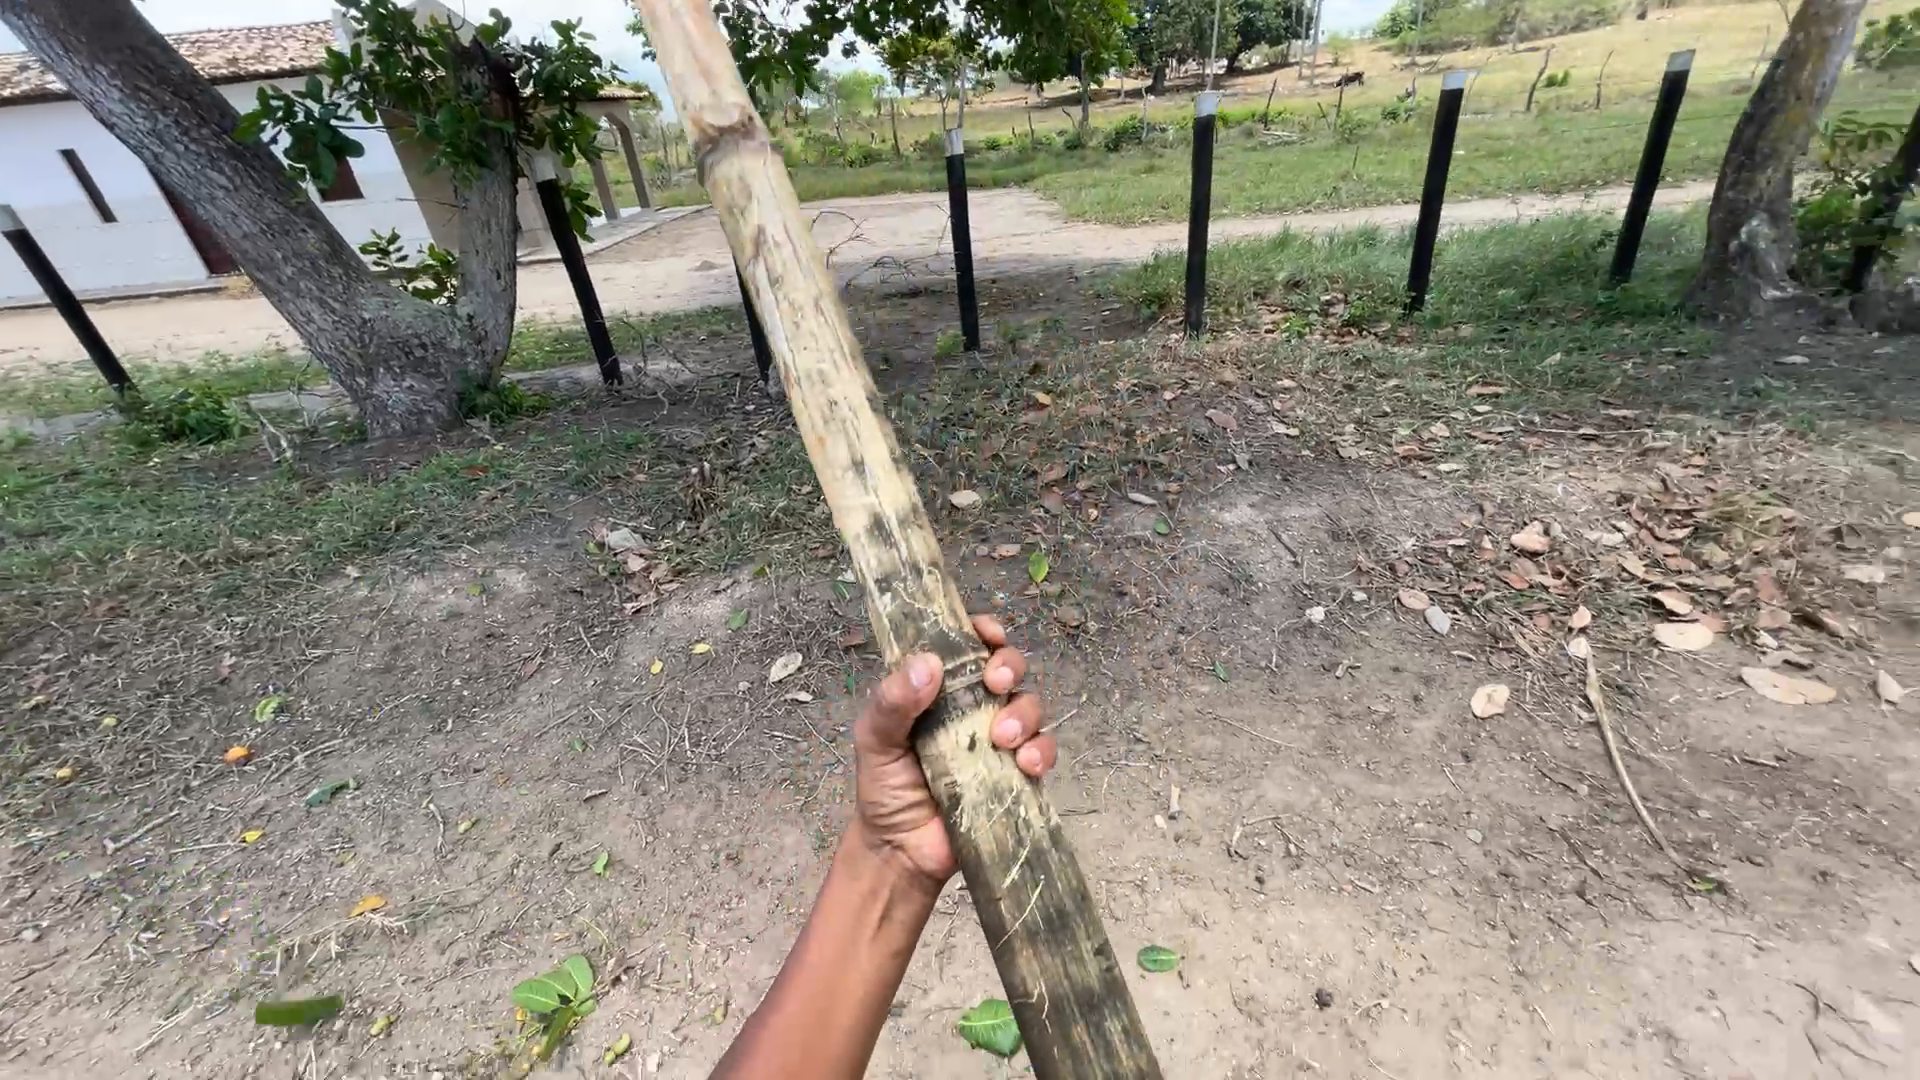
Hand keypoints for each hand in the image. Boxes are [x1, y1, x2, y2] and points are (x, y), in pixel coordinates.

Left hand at [851, 615, 1054, 888]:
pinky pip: (1043, 751)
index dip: (984, 631)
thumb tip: (929, 663)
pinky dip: (1042, 751)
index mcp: (939, 688)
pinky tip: (1025, 764)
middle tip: (995, 683)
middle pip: (1008, 667)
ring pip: (1030, 705)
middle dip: (1009, 666)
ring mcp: (999, 739)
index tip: (989, 635)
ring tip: (1003, 738)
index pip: (968, 645)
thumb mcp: (874, 739)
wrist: (900, 852)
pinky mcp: (1017, 773)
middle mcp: (973, 705)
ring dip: (1025, 713)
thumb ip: (892, 701)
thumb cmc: (884, 787)